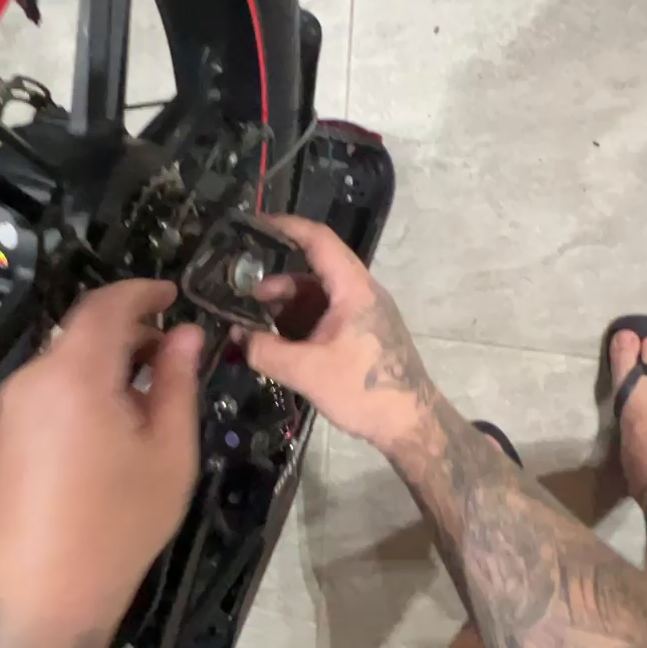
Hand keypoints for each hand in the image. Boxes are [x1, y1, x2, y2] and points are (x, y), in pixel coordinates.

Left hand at [0, 279, 203, 642]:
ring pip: (66, 359)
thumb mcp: (169, 452)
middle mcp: (34, 378)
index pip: (107, 304)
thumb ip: (178, 382)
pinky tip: (112, 420)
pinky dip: (84, 384)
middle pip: (84, 330)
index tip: (175, 295)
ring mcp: (12, 406)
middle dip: (131, 330)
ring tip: (148, 393)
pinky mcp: (4, 432)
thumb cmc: (120, 524)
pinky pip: (49, 387)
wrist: (44, 595)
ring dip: (108, 359)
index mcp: (77, 375)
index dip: (144, 291)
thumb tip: (187, 335)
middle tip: (173, 355)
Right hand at [244, 216, 439, 454]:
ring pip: (317, 296)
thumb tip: (236, 337)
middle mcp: (360, 293)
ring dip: (285, 306)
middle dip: (275, 281)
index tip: (254, 224)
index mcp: (353, 289)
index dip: (286, 227)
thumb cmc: (364, 390)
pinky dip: (299, 323)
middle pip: (313, 270)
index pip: (319, 240)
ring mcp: (362, 313)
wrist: (410, 423)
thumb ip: (266, 351)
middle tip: (241, 296)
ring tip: (254, 324)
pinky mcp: (361, 333)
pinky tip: (278, 342)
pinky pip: (325, 316)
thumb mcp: (307, 372)